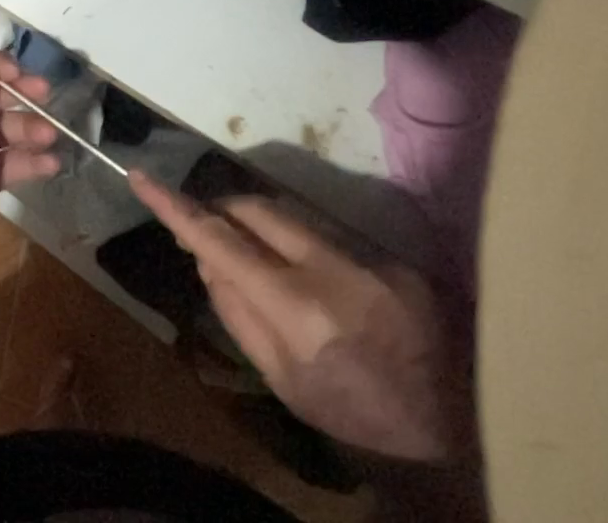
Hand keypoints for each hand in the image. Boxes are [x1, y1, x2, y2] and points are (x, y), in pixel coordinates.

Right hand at [130, 171, 470, 461]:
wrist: (467, 429)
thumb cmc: (357, 416)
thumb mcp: (282, 379)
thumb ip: (237, 312)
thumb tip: (206, 257)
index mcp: (298, 308)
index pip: (219, 240)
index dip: (174, 206)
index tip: (140, 178)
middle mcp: (334, 270)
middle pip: (255, 209)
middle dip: (219, 208)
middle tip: (202, 226)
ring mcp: (371, 259)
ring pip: (292, 215)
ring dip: (258, 223)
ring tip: (252, 252)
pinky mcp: (397, 259)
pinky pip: (327, 233)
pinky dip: (299, 241)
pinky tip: (310, 275)